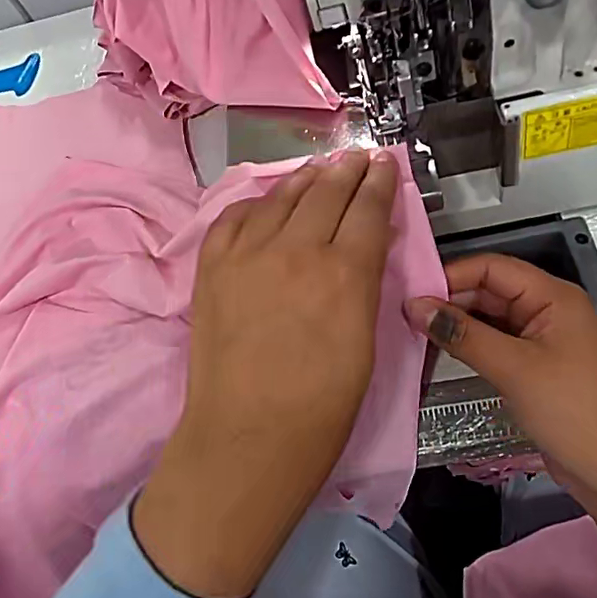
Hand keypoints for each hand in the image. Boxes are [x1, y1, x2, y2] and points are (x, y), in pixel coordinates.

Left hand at [135, 148, 399, 597]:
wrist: (246, 439)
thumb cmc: (321, 408)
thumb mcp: (365, 343)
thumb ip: (366, 284)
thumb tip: (368, 244)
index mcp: (344, 274)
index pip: (367, 209)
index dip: (379, 183)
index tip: (383, 165)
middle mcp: (296, 251)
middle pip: (326, 192)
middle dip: (347, 170)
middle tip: (356, 158)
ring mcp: (248, 255)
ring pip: (281, 197)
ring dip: (305, 178)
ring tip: (319, 168)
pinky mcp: (212, 267)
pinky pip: (234, 217)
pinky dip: (255, 204)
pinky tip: (266, 202)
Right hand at [410, 257, 596, 597]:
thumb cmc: (573, 412)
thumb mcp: (514, 368)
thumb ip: (463, 333)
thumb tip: (415, 306)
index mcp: (552, 296)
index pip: (493, 267)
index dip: (452, 275)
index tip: (411, 292)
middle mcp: (546, 308)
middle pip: (490, 290)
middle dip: (450, 300)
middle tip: (404, 315)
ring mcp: (541, 338)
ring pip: (490, 317)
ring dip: (457, 323)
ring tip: (413, 331)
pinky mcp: (535, 365)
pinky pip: (496, 342)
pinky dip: (470, 344)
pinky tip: (439, 351)